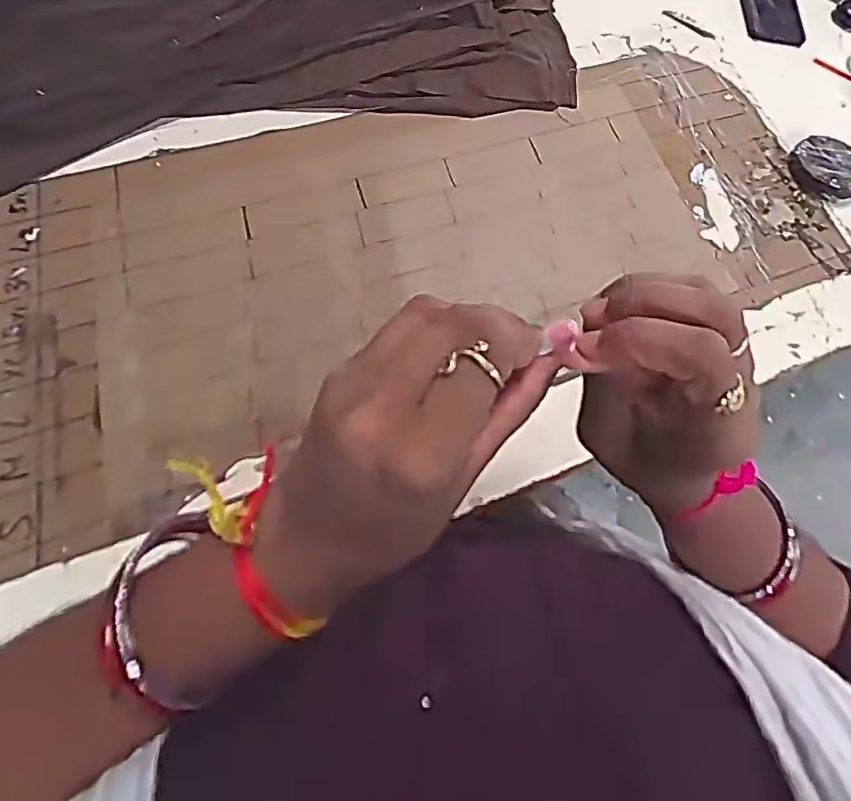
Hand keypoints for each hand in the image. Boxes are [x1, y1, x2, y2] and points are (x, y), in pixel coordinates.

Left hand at [251, 296, 554, 616]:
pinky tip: (449, 356)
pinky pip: (401, 326)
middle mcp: (380, 408)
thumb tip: (546, 360)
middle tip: (517, 343)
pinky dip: (438, 328)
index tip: (536, 353)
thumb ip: (508, 414)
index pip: (480, 369)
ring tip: (485, 348)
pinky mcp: (340, 367)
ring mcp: (352, 381)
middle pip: (451, 324)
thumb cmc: (392, 531)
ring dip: (467, 319)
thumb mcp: (463, 483)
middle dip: (496, 323)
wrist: (304, 536)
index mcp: (418, 455)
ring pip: (424, 313)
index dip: (516, 350)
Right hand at [574, 274, 756, 519]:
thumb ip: (596, 383)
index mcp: (721, 412)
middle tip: (590, 323)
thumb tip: (572, 341)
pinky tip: (617, 310)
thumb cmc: (649, 458)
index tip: (589, 348)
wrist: (687, 465)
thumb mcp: (610, 437)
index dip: (639, 338)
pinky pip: (687, 288)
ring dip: (641, 292)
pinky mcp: (717, 321)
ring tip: (600, 315)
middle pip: (708, 308)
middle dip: (639, 304)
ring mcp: (735, 340)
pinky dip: (646, 290)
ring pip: (700, 290)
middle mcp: (740, 369)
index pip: (700, 352)